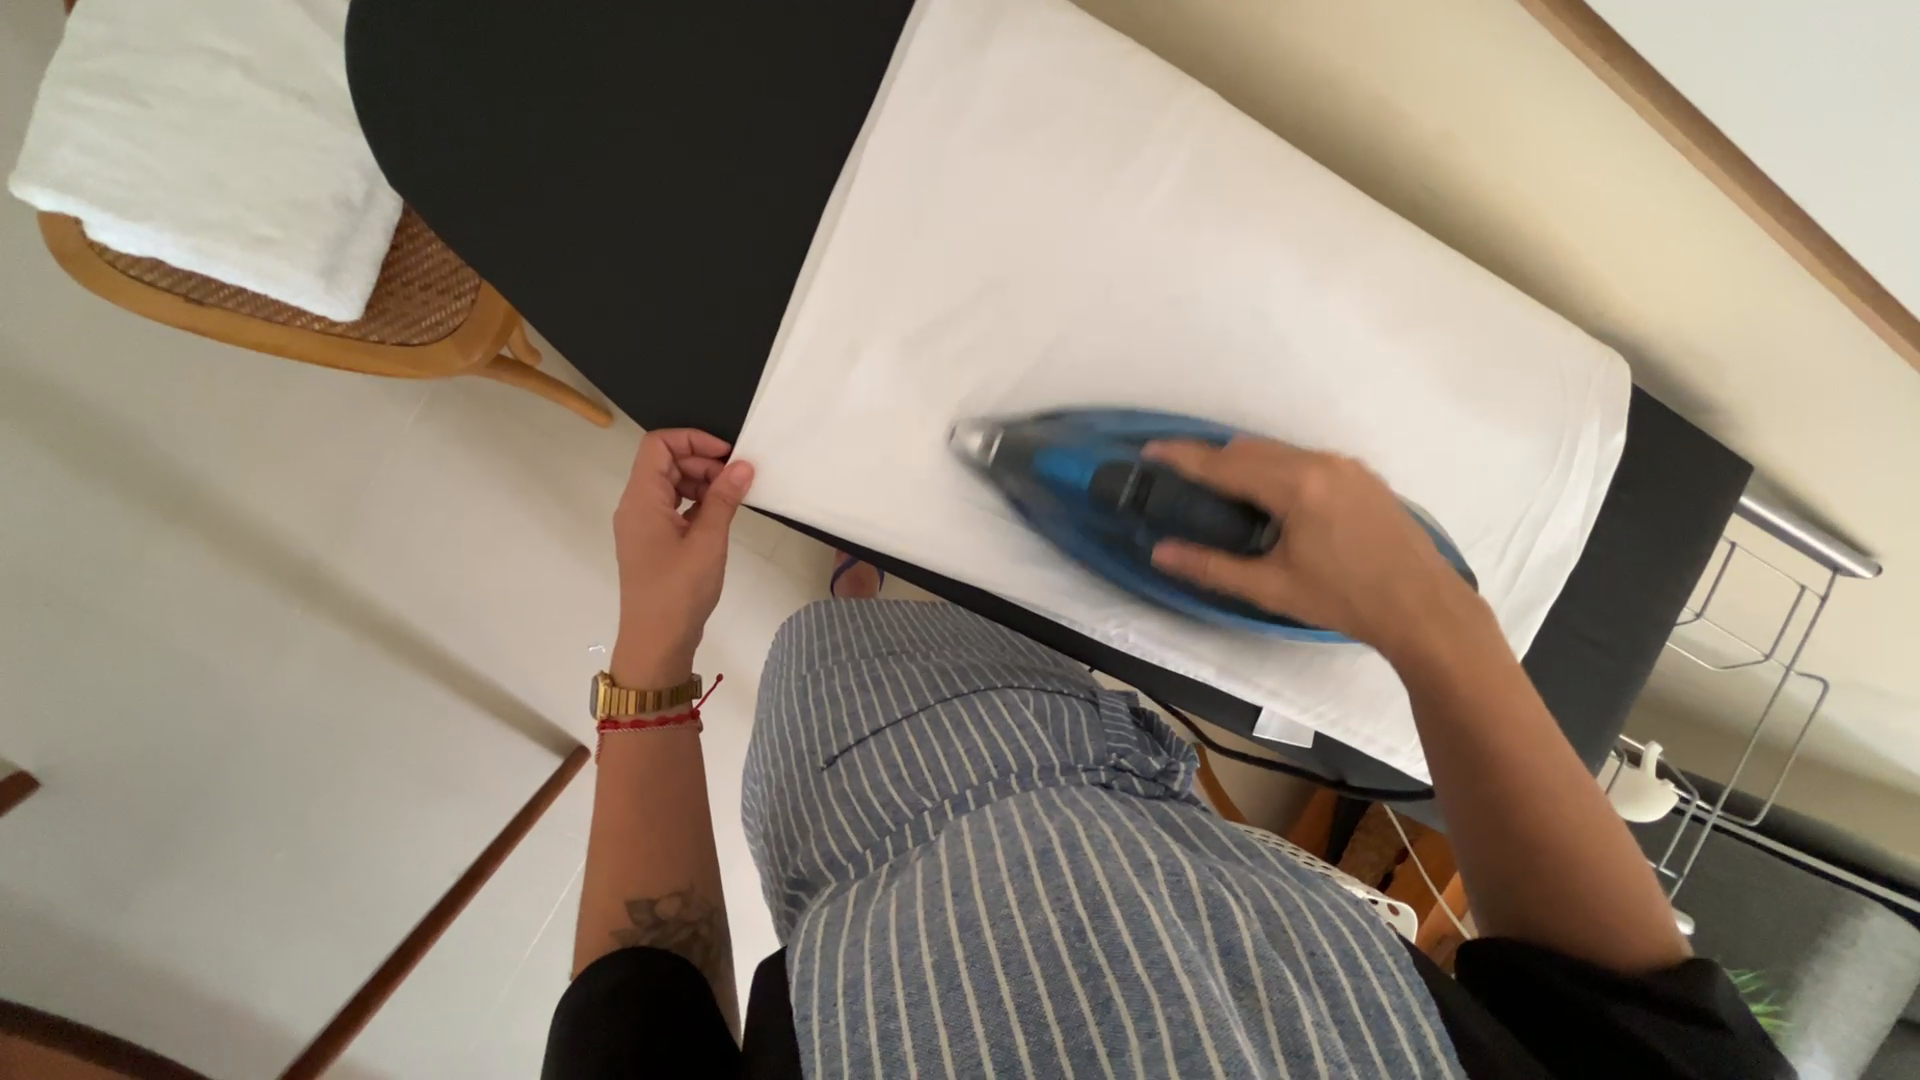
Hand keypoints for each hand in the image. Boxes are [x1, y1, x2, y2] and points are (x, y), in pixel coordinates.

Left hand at [609, 429, 753, 686]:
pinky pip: (674, 509)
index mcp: (642, 499)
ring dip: (703, 484)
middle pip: (665, 463)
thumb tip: (742, 465)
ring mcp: (644, 526)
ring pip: (671, 486)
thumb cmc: (679, 590)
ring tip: (733, 499)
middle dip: (703, 463)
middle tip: (737, 480)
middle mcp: (637, 506)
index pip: (658, 445)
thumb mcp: (708, 541)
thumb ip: (724, 498)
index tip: (728, 455)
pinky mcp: (654, 543)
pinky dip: (698, 505)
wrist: (656, 641)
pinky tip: (722, 517)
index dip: (693, 440)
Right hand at [1144, 437, 1489, 661]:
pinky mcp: (1362, 475)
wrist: (1426, 609)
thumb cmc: (1345, 600)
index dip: (1183, 457)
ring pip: (1278, 451)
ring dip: (1243, 463)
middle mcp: (1321, 462)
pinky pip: (1303, 458)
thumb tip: (1159, 552)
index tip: (1149, 450)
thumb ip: (1211, 566)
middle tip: (1179, 477)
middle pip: (1249, 449)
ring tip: (1218, 488)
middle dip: (1210, 459)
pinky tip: (1268, 497)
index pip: (1225, 464)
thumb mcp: (1271, 587)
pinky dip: (1273, 468)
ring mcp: (1346, 465)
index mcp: (1296, 486)